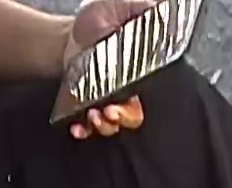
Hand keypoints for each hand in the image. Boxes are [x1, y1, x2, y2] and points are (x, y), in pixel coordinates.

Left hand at [64, 0, 151, 138]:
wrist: (68, 33)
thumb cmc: (98, 20)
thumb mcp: (120, 8)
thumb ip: (141, 10)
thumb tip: (162, 9)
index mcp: (136, 78)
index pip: (142, 102)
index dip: (133, 110)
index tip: (122, 105)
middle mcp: (123, 96)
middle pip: (129, 120)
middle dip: (119, 120)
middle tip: (109, 112)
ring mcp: (104, 105)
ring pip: (110, 127)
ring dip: (102, 126)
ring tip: (93, 115)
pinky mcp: (85, 110)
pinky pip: (87, 129)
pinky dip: (83, 131)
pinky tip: (77, 128)